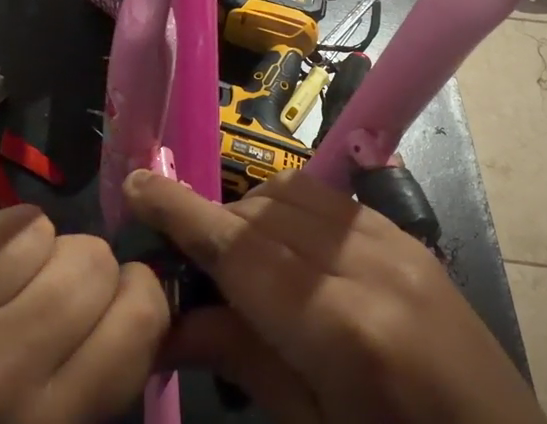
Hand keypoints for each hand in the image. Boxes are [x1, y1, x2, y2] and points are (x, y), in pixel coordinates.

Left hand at [0, 191, 170, 422]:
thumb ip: (79, 392)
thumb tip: (125, 319)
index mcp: (34, 421)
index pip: (135, 318)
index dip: (139, 303)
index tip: (118, 309)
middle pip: (87, 257)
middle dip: (81, 275)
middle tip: (48, 302)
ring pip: (27, 222)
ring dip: (23, 249)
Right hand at [127, 169, 546, 423]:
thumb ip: (242, 359)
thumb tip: (164, 322)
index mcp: (342, 328)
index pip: (239, 249)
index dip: (180, 213)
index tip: (135, 186)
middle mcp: (368, 267)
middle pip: (261, 214)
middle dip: (214, 226)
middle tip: (189, 269)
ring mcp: (397, 245)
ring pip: (293, 194)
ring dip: (251, 214)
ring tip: (242, 264)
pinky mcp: (411, 239)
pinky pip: (330, 202)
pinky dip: (291, 212)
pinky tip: (289, 253)